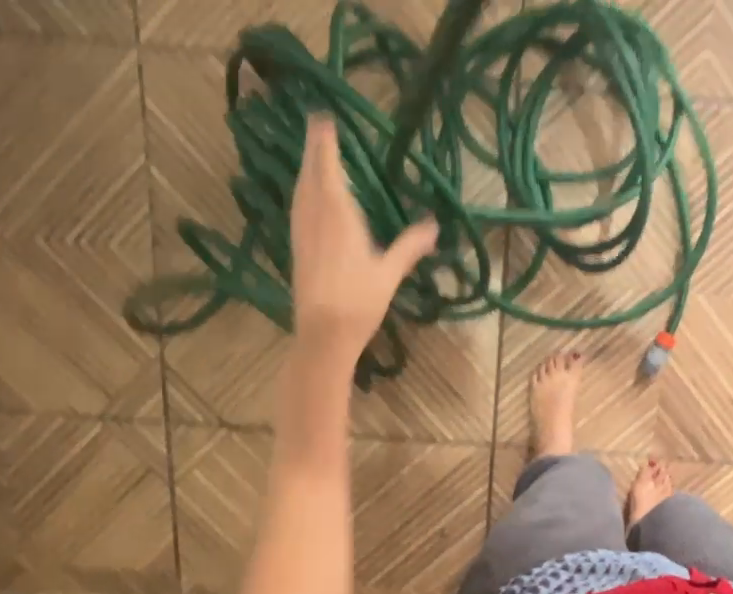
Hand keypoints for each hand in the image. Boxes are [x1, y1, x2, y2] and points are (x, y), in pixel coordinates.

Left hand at [290, 116, 438, 360]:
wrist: (324, 335)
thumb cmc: (359, 302)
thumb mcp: (389, 273)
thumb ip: (410, 246)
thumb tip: (435, 227)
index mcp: (338, 213)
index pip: (328, 168)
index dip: (325, 143)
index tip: (323, 119)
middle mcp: (315, 216)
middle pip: (310, 174)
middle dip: (314, 151)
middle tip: (317, 128)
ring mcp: (301, 233)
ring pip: (301, 192)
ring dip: (306, 171)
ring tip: (312, 157)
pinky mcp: (296, 249)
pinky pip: (298, 210)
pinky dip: (303, 194)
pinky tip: (307, 199)